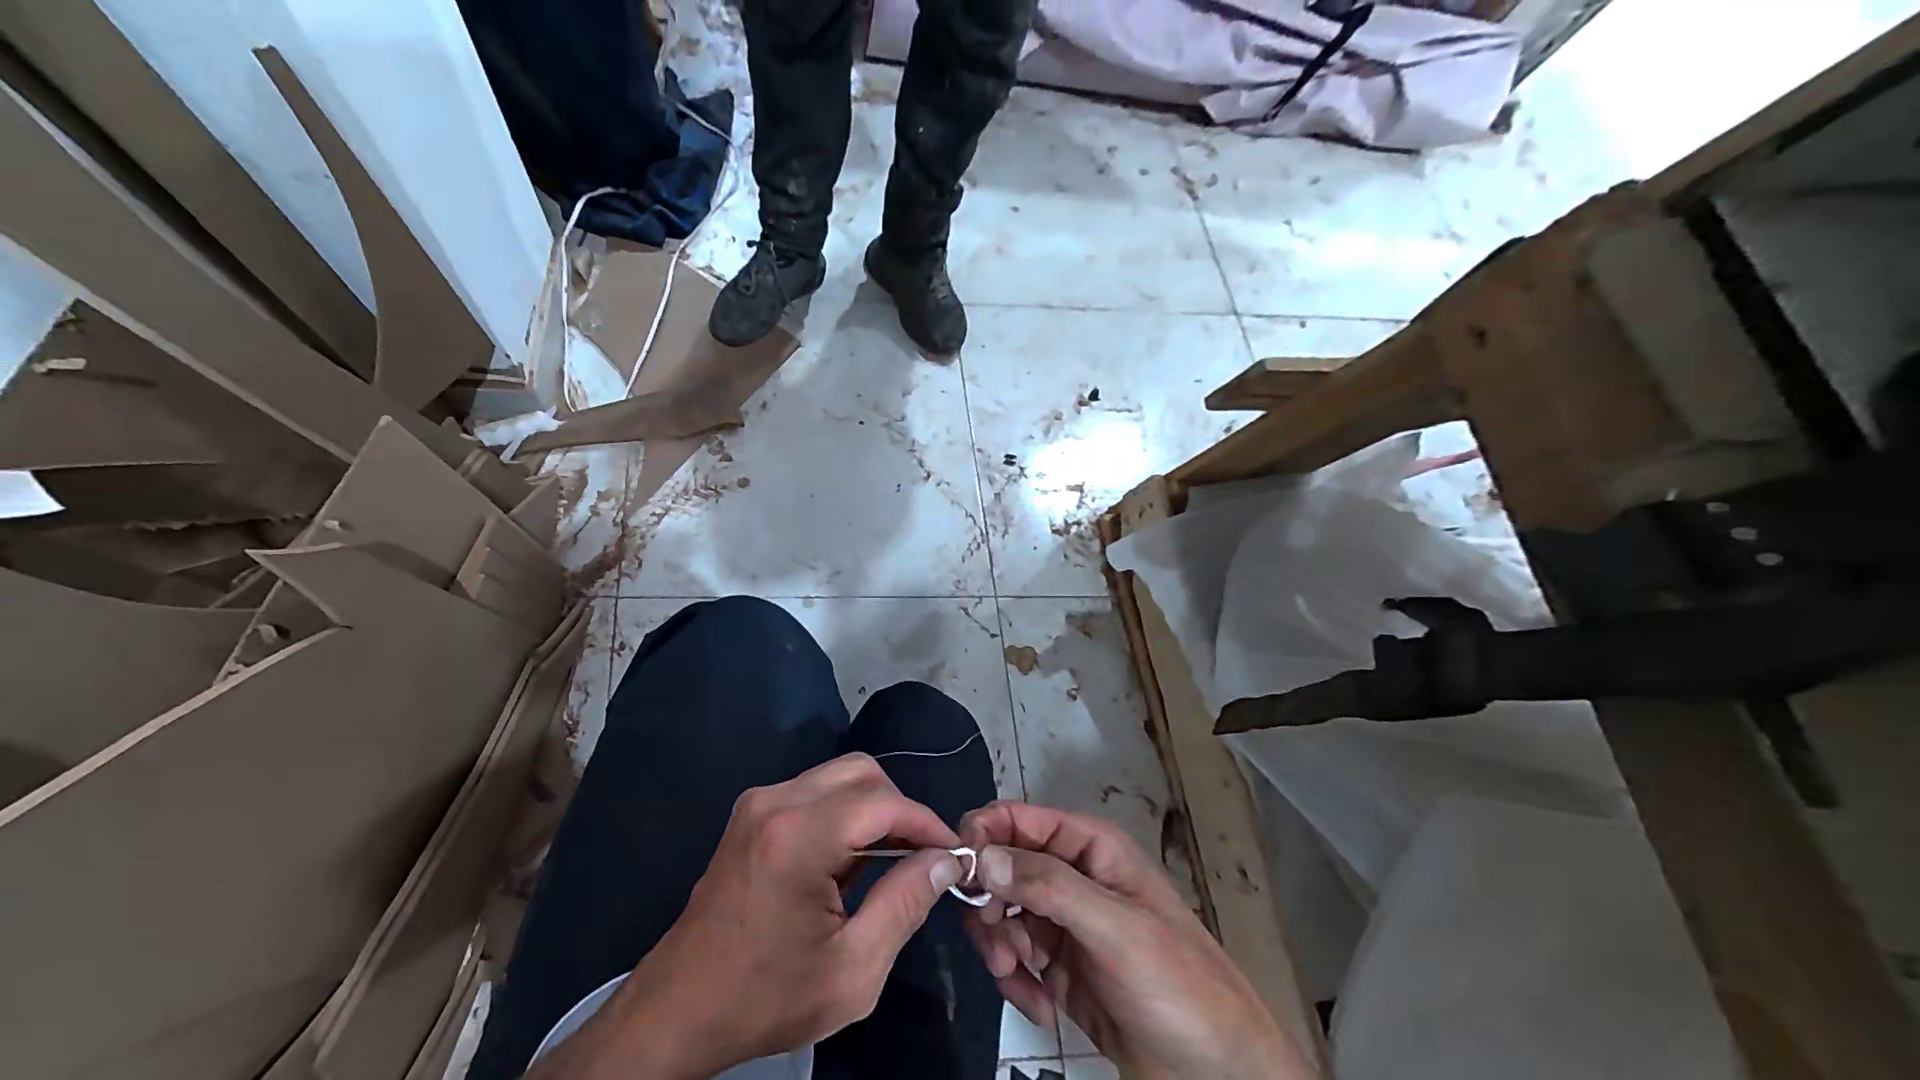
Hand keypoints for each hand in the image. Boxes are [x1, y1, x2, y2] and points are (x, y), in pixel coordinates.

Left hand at [529, 754, 965, 1079]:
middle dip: (901, 809)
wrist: (677, 1012)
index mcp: (799, 837)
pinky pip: (815, 791)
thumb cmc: (765, 999)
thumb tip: (944, 860)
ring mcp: (758, 803)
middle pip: (864, 773)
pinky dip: (845, 813)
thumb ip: (905, 904)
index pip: (885, 802)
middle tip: (921, 856)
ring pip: (840, 776)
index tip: (953, 854)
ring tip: (891, 861)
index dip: (927, 823)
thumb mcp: (852, 970)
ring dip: (874, 809)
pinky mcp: (751, 813)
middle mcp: (777, 802)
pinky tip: (849, 860)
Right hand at [960, 802, 1316, 1079]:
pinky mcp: (1058, 966)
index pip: (1022, 820)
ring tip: (1017, 978)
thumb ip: (1050, 886)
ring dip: (999, 944)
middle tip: (997, 942)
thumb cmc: (1177, 984)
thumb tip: (983, 855)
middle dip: (991, 903)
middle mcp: (1073, 876)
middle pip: (1003, 867)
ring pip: (1002, 912)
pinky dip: (1015, 979)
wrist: (1214, 1070)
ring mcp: (1063, 922)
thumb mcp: (1116, 929)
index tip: (956, 868)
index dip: (984, 834)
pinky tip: (1041, 1007)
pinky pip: (1013, 956)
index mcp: (1091, 848)